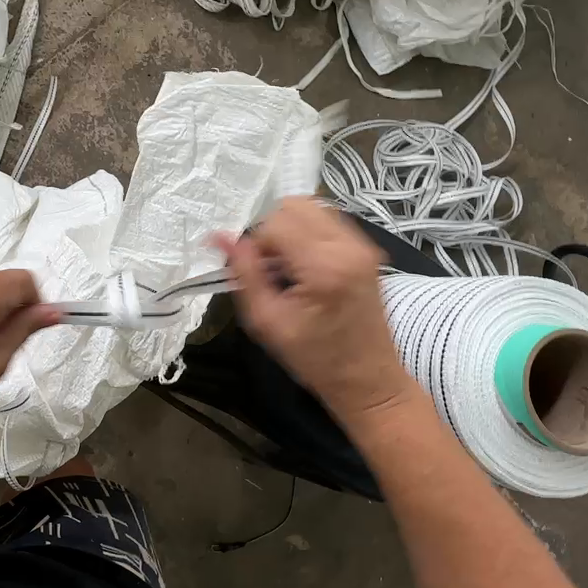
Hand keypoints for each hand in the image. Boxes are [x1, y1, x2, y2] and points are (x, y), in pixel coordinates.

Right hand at [216, 198, 418, 426]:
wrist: (369, 380)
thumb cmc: (315, 359)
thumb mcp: (266, 321)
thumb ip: (242, 273)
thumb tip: (218, 235)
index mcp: (324, 266)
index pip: (274, 224)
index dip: (256, 245)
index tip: (258, 274)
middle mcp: (348, 246)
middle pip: (293, 206)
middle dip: (272, 231)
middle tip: (270, 268)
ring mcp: (363, 245)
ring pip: (310, 207)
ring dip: (289, 229)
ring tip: (288, 266)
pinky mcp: (368, 249)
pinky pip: (327, 220)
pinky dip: (307, 234)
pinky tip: (306, 266)